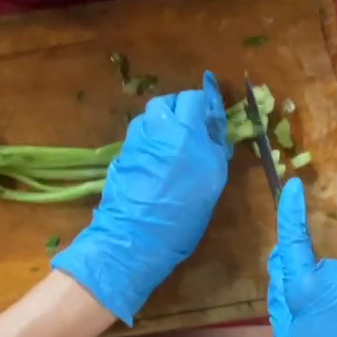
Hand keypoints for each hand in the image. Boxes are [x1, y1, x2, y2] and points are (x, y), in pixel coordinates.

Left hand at [52, 72, 231, 322]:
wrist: (136, 237)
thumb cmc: (182, 216)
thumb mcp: (212, 183)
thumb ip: (213, 151)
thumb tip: (214, 133)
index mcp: (187, 134)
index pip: (193, 99)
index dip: (203, 105)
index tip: (210, 119)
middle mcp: (159, 130)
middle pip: (167, 103)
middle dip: (180, 110)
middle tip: (190, 129)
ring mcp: (136, 141)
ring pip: (149, 117)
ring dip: (161, 123)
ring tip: (171, 143)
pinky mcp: (122, 154)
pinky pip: (138, 136)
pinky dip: (148, 139)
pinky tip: (154, 159)